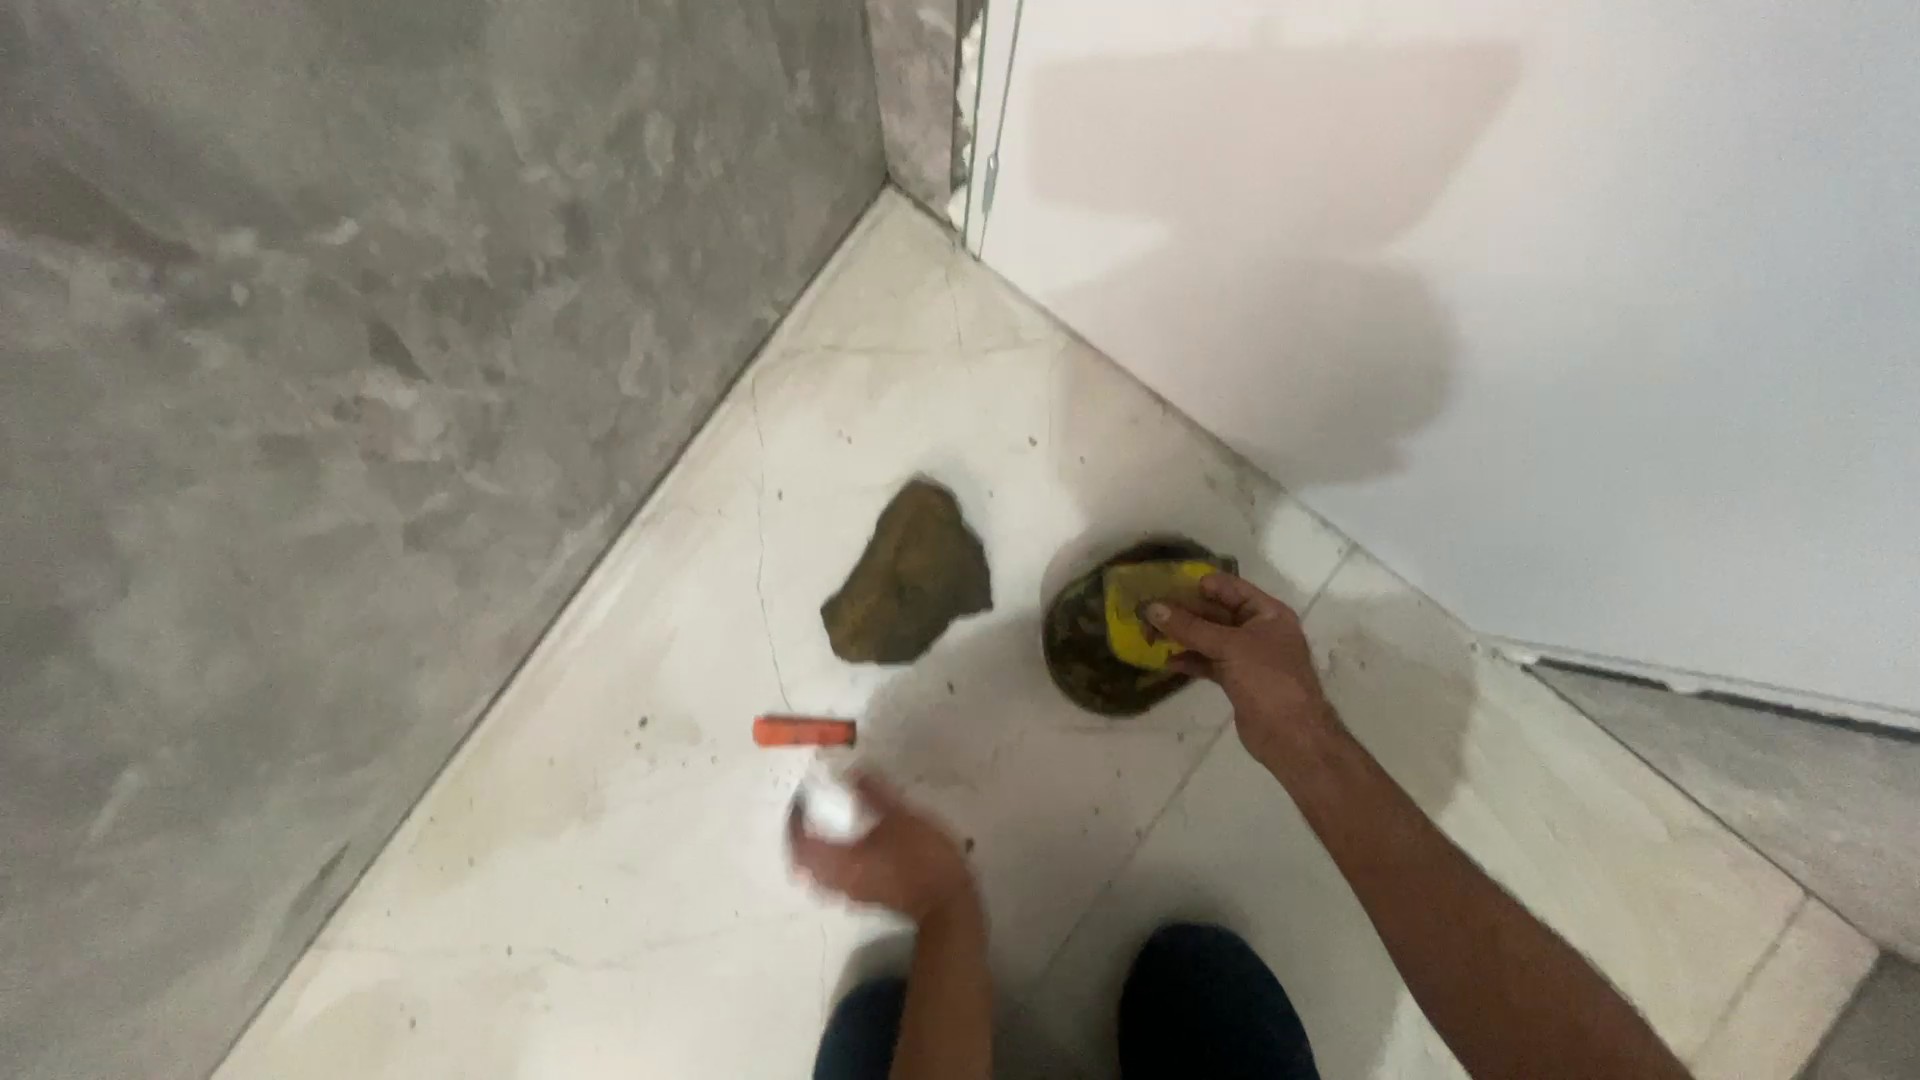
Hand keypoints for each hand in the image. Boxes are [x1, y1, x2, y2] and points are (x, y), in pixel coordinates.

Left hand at [789, 771, 976, 924]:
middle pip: (802, 861)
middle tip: (806, 810)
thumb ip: (873, 793)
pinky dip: (826, 858)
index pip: (801, 841)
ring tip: (821, 824)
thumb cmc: (922, 858)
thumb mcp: (900, 816)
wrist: (945, 902)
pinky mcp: (862, 897)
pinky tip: (843, 843)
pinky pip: (830, 877)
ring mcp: (849, 893)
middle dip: (798, 835)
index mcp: (839, 861)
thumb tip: (851, 773)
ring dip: (812, 848)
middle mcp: (836, 880)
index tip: (803, 794)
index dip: (796, 816)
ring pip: (815, 872)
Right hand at [1146, 573, 1337, 768]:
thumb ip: (1190, 627)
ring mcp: (1247, 656)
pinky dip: (1189, 660)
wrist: (1292, 736)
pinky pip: (1208, 661)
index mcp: (1267, 613)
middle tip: (1149, 613)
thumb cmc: (1268, 680)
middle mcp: (1258, 630)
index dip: (1198, 585)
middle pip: (1215, 612)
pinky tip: (1168, 662)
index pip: (1229, 587)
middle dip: (1183, 612)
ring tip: (1150, 636)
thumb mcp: (1229, 646)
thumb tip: (1152, 607)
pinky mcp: (1236, 679)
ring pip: (1209, 638)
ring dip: (1182, 636)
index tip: (1165, 586)